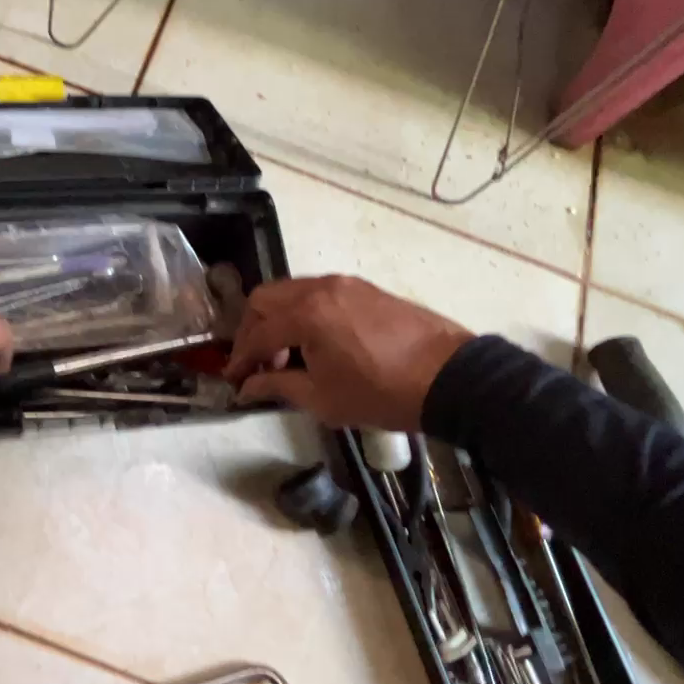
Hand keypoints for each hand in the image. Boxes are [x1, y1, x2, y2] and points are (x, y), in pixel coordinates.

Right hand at [223, 275, 473, 430]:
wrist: (450, 378)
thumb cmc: (381, 394)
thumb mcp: (322, 398)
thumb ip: (277, 386)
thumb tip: (247, 386)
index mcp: (305, 315)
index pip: (257, 334)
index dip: (240, 359)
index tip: (233, 380)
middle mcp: (319, 289)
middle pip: (264, 298)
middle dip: (252, 330)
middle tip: (257, 362)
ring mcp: (343, 284)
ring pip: (290, 291)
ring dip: (277, 319)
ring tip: (286, 354)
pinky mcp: (363, 288)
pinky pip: (317, 293)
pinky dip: (302, 312)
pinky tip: (313, 342)